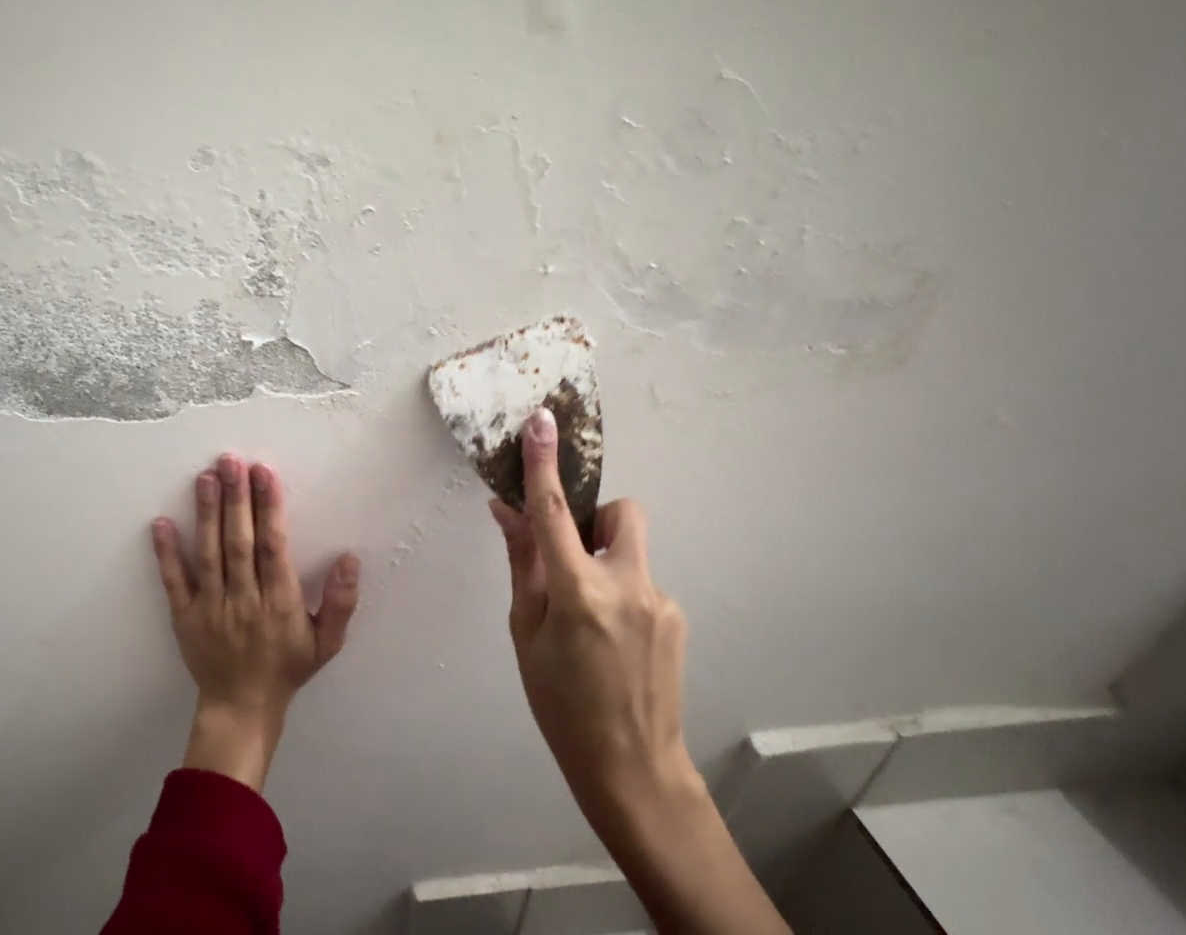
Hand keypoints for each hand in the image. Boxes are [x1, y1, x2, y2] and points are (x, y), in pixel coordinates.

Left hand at [151, 453, 359, 790]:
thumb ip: (340, 601)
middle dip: (236, 499)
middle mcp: (244, 601)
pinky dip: (166, 554)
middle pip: (239, 542)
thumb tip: (349, 558)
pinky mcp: (185, 617)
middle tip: (230, 461)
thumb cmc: (287, 669)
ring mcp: (211, 609)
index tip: (264, 474)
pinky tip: (160, 523)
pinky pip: (174, 582)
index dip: (269, 508)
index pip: (274, 547)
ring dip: (206, 514)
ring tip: (204, 478)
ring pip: (208, 555)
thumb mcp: (327, 643)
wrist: (242, 708)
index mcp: (280, 603)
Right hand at [489, 408, 698, 831]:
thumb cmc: (560, 705)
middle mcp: (627, 585)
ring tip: (586, 620)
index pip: (553, 513)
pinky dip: (619, 593)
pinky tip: (609, 641)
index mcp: (578, 593)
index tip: (541, 420)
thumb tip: (508, 511)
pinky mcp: (677, 616)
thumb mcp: (526, 634)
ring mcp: (661, 601)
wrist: (632, 765)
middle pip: (620, 512)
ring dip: (604, 563)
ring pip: (629, 551)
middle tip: (571, 555)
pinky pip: (641, 582)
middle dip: (594, 517)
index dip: (544, 463)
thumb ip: (522, 566)